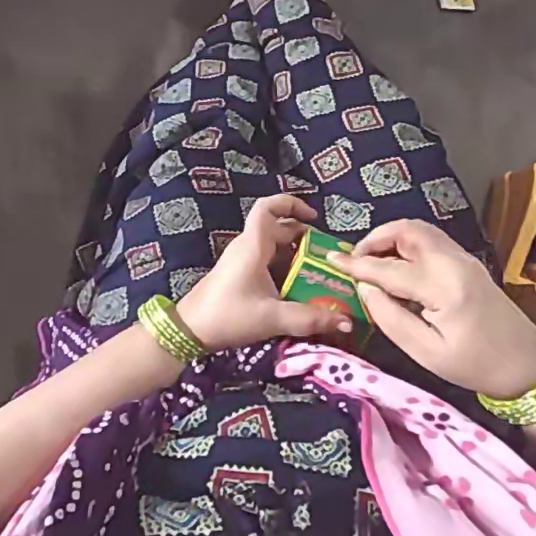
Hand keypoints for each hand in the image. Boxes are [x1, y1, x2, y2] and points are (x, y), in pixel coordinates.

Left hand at [175, 194, 353, 350]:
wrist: (189, 331)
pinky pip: (266, 262)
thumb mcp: (272, 317)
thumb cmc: (228, 316)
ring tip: (318, 272)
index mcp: (253, 245)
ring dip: (295, 254)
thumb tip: (346, 322)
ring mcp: (241, 261)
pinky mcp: (239, 276)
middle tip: (326, 255)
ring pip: (273, 246)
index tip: (314, 219)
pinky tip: (298, 287)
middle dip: (303, 237)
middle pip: (277, 228)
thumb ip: (310, 319)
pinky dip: (284, 268)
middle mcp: (247, 247)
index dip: (292, 204)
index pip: (269, 207)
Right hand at [330, 220, 535, 398]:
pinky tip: (395, 265)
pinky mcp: (467, 263)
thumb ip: (390, 318)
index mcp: (443, 286)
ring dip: (391, 238)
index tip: (330, 258)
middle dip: (375, 238)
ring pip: (420, 231)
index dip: (356, 263)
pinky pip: (431, 241)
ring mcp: (463, 258)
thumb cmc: (476, 365)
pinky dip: (407, 243)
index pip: (388, 268)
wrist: (528, 365)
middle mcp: (453, 262)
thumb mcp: (426, 352)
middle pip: (407, 230)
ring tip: (371, 261)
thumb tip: (366, 289)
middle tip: (354, 259)